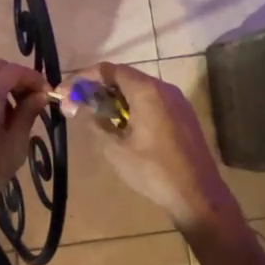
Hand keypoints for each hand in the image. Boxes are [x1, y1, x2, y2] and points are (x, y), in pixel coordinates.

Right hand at [62, 63, 237, 233]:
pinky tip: (123, 125)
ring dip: (116, 98)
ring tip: (97, 116)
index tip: (66, 91)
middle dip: (99, 88)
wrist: (198, 195)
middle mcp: (164, 89)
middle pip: (125, 77)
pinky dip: (134, 106)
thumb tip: (78, 106)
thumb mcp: (115, 148)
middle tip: (78, 104)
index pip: (109, 70)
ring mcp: (178, 102)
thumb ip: (95, 122)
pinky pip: (154, 101)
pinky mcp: (184, 116)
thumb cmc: (153, 170)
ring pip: (140, 89)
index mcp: (146, 91)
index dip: (84, 77)